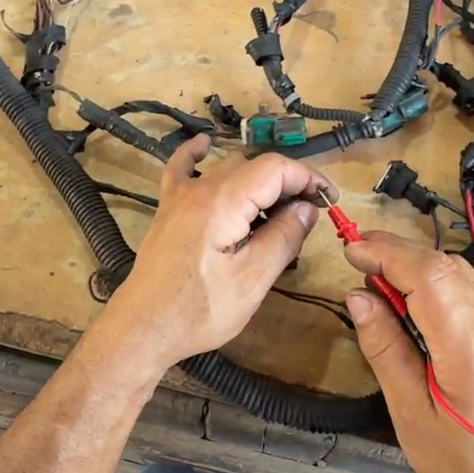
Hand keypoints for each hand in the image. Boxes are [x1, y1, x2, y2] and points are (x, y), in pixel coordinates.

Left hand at [84, 136, 333, 377]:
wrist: (144, 328)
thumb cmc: (200, 310)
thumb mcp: (253, 280)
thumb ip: (283, 237)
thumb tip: (307, 208)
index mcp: (224, 201)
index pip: (275, 168)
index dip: (308, 178)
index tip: (329, 200)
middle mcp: (200, 188)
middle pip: (254, 167)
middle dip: (288, 184)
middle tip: (309, 216)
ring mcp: (180, 196)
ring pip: (227, 169)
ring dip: (258, 182)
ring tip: (278, 213)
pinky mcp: (168, 210)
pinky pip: (182, 169)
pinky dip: (197, 155)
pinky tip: (205, 144)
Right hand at [343, 232, 473, 472]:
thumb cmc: (462, 462)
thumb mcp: (409, 413)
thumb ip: (385, 349)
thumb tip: (358, 297)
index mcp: (471, 351)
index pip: (429, 277)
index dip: (387, 254)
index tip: (351, 251)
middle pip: (445, 265)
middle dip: (397, 251)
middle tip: (356, 254)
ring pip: (460, 271)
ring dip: (416, 262)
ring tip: (376, 270)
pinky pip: (471, 288)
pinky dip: (436, 279)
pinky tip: (411, 294)